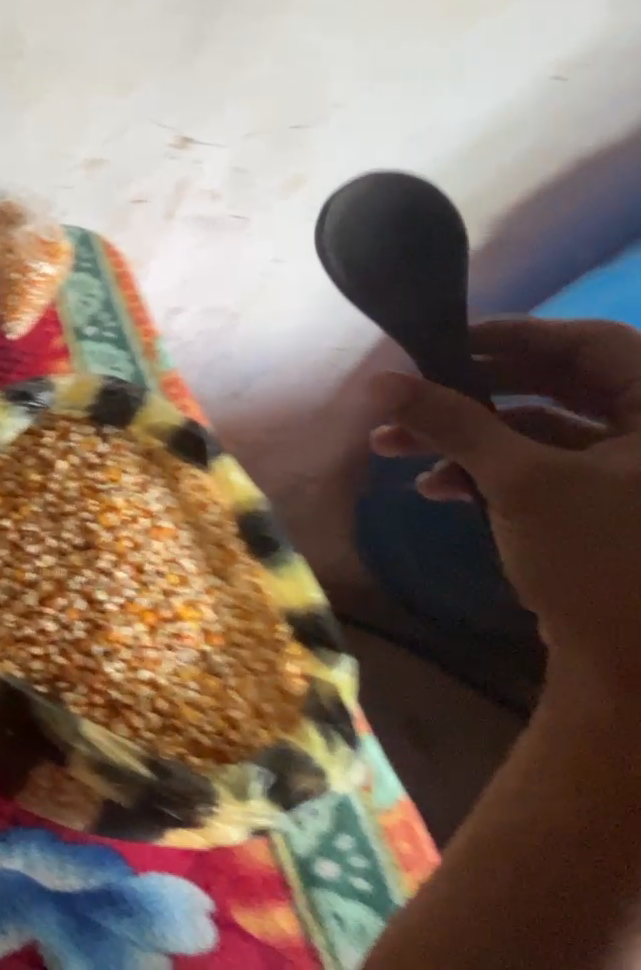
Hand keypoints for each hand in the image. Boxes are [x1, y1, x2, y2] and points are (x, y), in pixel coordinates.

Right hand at [370, 317, 640, 701]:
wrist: (631, 659)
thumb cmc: (600, 557)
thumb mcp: (518, 481)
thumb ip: (453, 422)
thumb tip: (380, 380)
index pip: (589, 343)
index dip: (512, 336)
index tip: (438, 343)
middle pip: (556, 384)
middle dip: (470, 392)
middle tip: (406, 395)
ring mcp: (632, 473)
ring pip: (538, 428)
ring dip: (462, 436)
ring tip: (391, 448)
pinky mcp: (605, 506)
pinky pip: (538, 467)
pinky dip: (483, 471)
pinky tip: (434, 489)